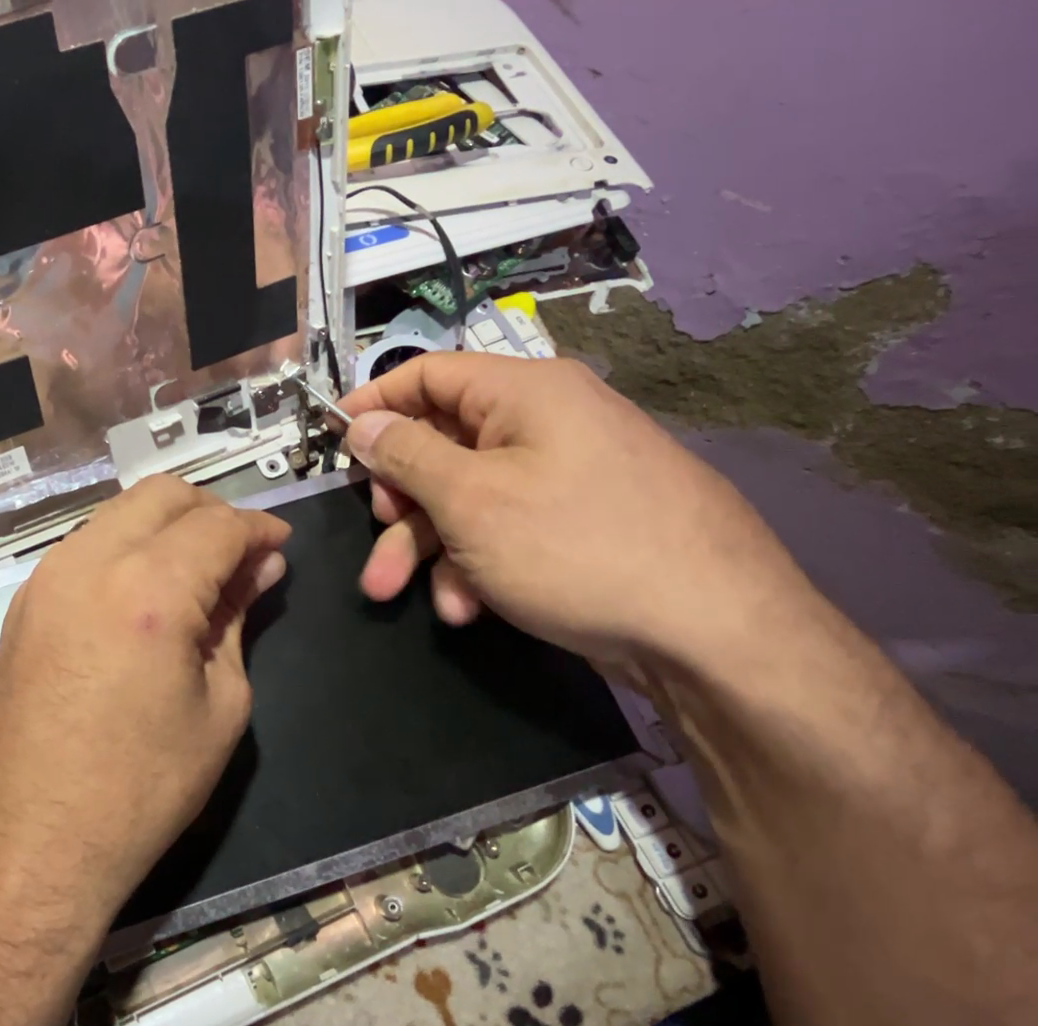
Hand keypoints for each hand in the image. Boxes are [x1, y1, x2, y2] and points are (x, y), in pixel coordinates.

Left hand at [0, 477, 288, 1025]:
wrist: (31, 842)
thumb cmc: (141, 790)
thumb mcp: (219, 706)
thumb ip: (236, 621)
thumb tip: (257, 569)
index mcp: (149, 590)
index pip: (218, 525)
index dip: (260, 528)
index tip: (281, 547)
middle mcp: (89, 564)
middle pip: (161, 496)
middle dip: (211, 512)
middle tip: (242, 556)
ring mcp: (46, 580)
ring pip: (117, 515)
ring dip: (164, 527)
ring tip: (197, 576)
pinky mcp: (23, 604)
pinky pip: (84, 548)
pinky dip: (124, 550)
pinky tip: (146, 594)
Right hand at [336, 352, 815, 672]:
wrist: (712, 633)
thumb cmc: (575, 547)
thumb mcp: (470, 500)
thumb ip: (406, 456)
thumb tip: (363, 423)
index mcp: (524, 393)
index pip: (428, 374)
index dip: (373, 404)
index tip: (333, 442)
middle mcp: (548, 424)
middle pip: (441, 448)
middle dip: (398, 506)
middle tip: (376, 544)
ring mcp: (567, 477)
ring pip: (468, 500)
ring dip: (430, 550)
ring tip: (405, 596)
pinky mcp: (580, 526)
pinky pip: (506, 531)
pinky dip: (476, 567)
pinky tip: (471, 608)